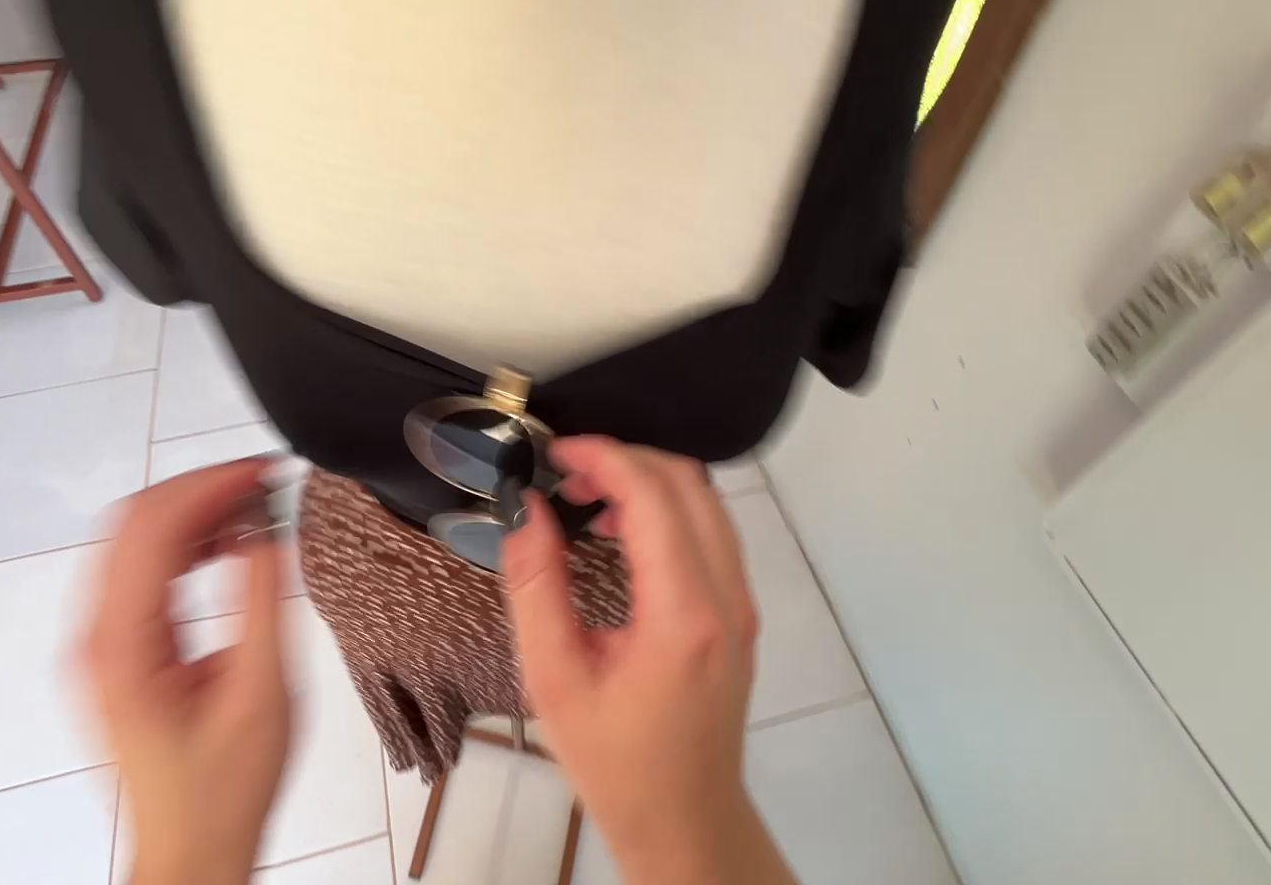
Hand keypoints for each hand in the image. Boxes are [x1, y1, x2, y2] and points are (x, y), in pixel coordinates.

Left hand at [82, 459, 291, 884]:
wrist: (193, 850)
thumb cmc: (224, 789)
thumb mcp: (261, 690)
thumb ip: (261, 599)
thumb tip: (266, 527)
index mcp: (122, 645)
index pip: (151, 528)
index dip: (210, 485)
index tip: (265, 471)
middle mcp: (98, 636)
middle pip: (134, 522)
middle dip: (203, 488)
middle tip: (265, 481)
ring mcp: (104, 641)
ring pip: (138, 539)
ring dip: (198, 511)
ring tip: (257, 506)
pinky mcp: (122, 647)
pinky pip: (148, 569)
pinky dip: (192, 541)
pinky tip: (233, 543)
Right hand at [502, 437, 797, 884]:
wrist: (685, 819)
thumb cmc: (615, 760)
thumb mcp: (553, 677)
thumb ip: (536, 584)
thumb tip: (528, 510)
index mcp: (683, 613)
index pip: (653, 496)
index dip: (604, 457)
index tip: (557, 452)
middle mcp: (726, 596)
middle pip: (688, 482)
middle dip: (625, 459)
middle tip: (567, 473)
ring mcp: (741, 600)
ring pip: (705, 499)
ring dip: (647, 480)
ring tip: (587, 496)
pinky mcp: (739, 609)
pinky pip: (710, 529)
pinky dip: (667, 508)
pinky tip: (621, 530)